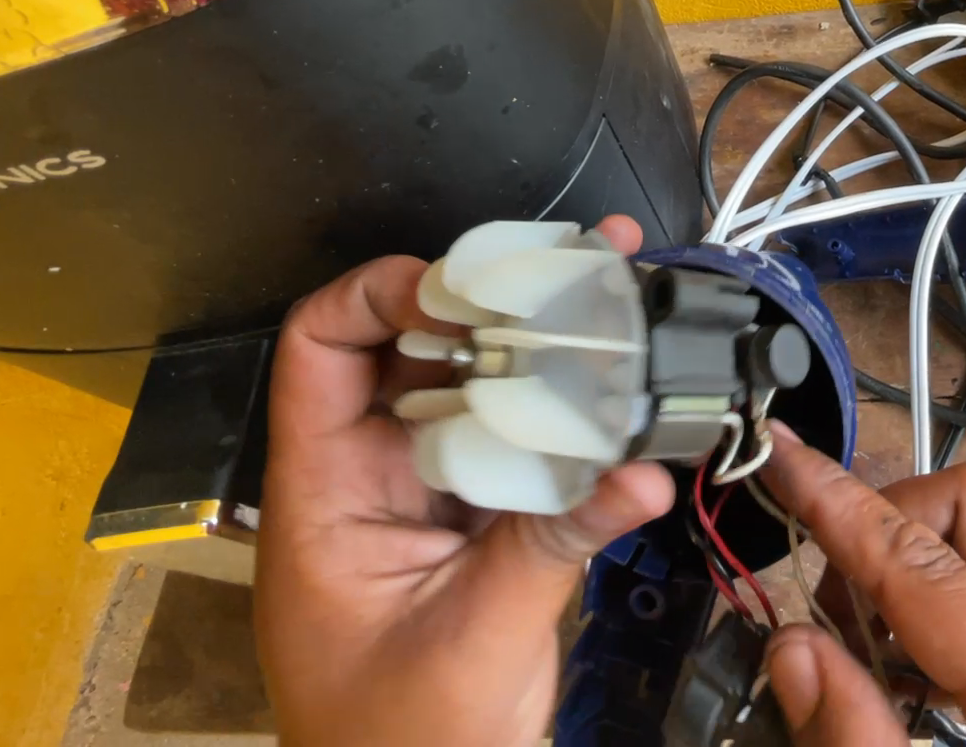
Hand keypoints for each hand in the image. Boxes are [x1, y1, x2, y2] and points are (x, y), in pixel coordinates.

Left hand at [254, 215, 675, 746]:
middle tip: (571, 266)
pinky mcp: (494, 496)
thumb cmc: (407, 740)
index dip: (378, 296)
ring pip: (483, 379)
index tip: (465, 289)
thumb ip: (554, 542)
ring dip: (542, 335)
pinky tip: (624, 366)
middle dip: (491, 298)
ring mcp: (444, 476)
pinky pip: (529, 426)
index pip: (321, 350)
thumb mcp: (473, 637)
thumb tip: (644, 476)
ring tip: (610, 284)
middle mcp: (383, 463)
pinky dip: (572, 394)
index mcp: (329, 488)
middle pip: (419, 346)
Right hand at [758, 425, 965, 746]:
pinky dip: (946, 599)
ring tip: (873, 653)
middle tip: (837, 613)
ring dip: (914, 561)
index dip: (840, 505)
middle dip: (888, 525)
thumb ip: (861, 745)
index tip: (783, 456)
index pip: (926, 565)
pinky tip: (922, 680)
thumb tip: (793, 646)